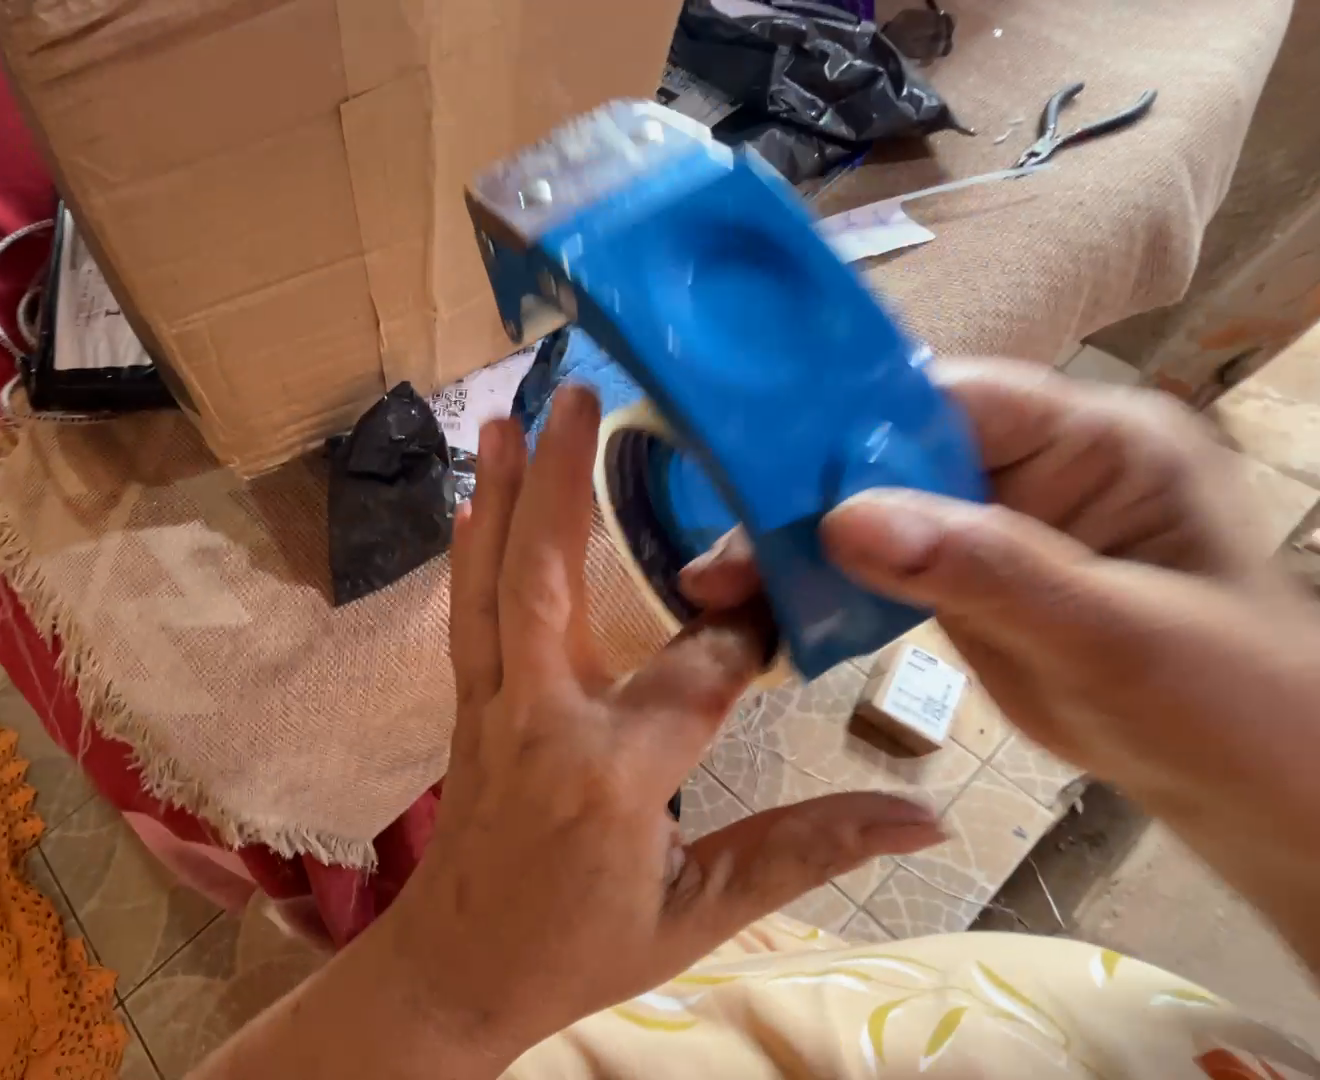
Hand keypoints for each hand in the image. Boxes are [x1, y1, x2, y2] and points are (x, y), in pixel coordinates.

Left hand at [371, 385, 947, 1063]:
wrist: (460, 969)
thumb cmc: (578, 948)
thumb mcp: (696, 915)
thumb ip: (799, 852)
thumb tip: (922, 814)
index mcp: (612, 770)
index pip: (695, 671)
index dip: (743, 628)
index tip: (779, 594)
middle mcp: (540, 717)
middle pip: (546, 581)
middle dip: (560, 483)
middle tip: (573, 396)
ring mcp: (489, 704)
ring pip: (491, 585)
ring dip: (498, 498)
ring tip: (502, 422)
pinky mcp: (464, 705)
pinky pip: (467, 618)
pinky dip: (471, 556)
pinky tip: (472, 508)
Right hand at [682, 358, 1319, 966]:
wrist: (1245, 786)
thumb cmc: (1227, 705)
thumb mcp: (1113, 634)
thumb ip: (985, 568)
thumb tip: (844, 519)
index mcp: (1091, 439)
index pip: (947, 400)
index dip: (848, 426)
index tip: (754, 470)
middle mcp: (1025, 461)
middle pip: (879, 455)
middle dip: (792, 502)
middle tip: (715, 559)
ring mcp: (980, 515)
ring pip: (857, 508)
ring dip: (784, 548)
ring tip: (710, 590)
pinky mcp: (949, 566)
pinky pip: (862, 558)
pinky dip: (808, 583)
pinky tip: (754, 608)